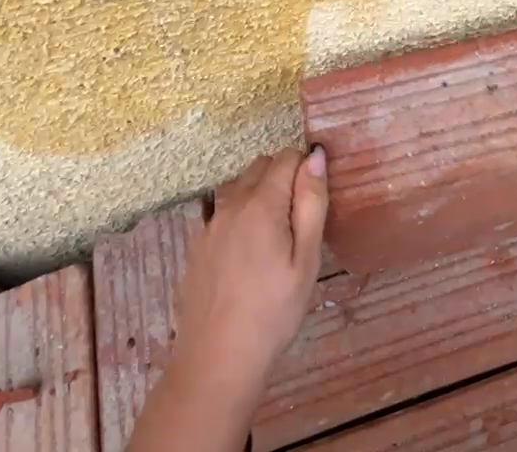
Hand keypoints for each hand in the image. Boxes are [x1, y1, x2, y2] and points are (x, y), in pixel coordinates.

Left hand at [140, 146, 327, 450]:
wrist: (216, 361)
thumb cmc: (273, 312)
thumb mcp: (306, 259)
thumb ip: (311, 202)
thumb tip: (316, 155)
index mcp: (260, 204)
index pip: (287, 157)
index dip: (307, 168)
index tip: (317, 198)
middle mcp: (230, 204)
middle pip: (262, 166)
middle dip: (285, 176)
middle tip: (302, 219)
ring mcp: (210, 224)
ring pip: (241, 186)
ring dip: (263, 193)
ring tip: (279, 237)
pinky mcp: (198, 244)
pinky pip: (225, 211)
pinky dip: (243, 215)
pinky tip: (252, 254)